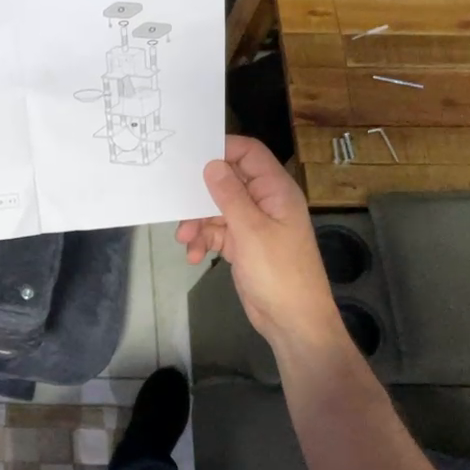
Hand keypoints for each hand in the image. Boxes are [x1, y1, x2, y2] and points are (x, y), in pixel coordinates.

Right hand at [176, 136, 347, 357]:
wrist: (293, 321)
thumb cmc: (279, 272)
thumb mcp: (251, 231)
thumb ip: (229, 195)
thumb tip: (211, 163)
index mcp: (275, 190)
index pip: (249, 153)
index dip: (222, 149)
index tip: (190, 156)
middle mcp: (264, 202)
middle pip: (226, 181)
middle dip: (200, 194)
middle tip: (176, 203)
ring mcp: (254, 224)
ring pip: (216, 209)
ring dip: (198, 223)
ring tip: (185, 240)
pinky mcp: (243, 244)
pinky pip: (217, 233)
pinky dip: (204, 241)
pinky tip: (195, 256)